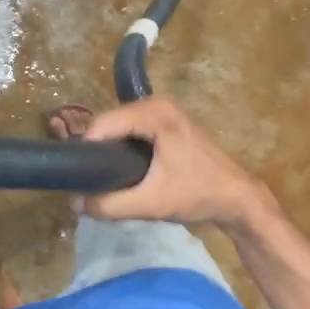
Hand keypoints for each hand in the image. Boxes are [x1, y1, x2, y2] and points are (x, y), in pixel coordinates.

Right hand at [81, 96, 275, 229]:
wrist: (235, 197)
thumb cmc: (197, 195)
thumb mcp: (151, 204)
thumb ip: (110, 205)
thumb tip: (74, 204)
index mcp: (155, 113)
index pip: (103, 123)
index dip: (86, 148)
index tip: (78, 175)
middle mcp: (158, 103)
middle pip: (110, 121)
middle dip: (96, 147)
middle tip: (89, 178)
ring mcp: (164, 109)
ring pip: (120, 124)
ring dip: (109, 146)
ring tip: (101, 175)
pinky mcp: (167, 119)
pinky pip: (133, 127)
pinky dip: (123, 144)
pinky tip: (120, 167)